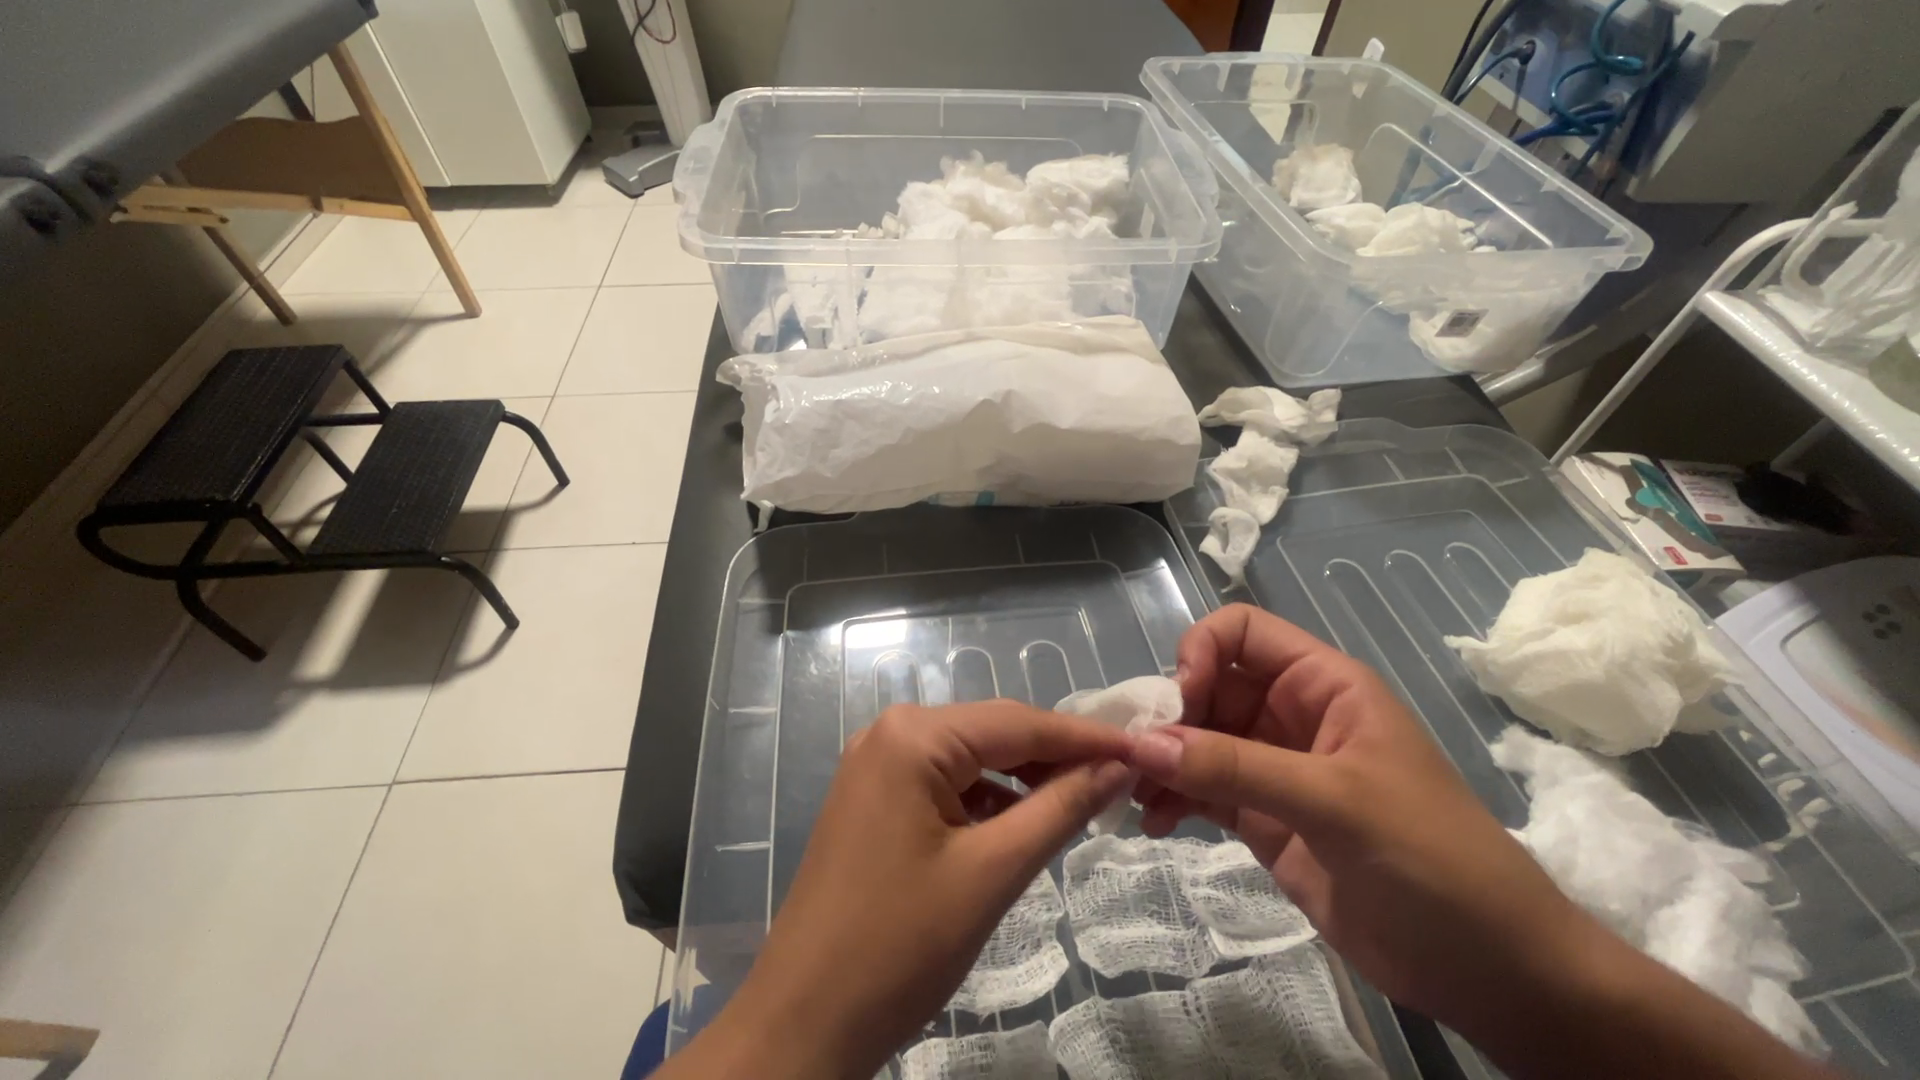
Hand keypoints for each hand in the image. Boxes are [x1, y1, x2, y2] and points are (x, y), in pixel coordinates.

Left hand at [661, 700, 1133, 1079]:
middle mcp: (889, 734)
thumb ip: (1061, 808)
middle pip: (993, 734)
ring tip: (1083, 805)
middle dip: (1057, 758)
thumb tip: (1120, 765)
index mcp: (913, 737)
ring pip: (970, 760)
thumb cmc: (902, 944)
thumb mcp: (993, 872)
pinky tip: (1022, 825)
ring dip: (1024, 781)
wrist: (805, 1019)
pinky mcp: (872, 802)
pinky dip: (987, 801)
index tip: (1146, 748)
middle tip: (1124, 780)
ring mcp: (874, 768)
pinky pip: (944, 785)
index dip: (1087, 738)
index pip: (1019, 722)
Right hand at [1133, 605, 1839, 1079]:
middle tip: (1134, 761)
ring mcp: (1277, 771)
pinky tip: (1152, 823)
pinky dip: (1172, 800)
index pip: (1243, 633)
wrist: (1490, 969)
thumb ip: (1235, 768)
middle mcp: (1294, 717)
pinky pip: (1203, 792)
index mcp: (1325, 686)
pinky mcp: (1265, 822)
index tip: (1175, 704)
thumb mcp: (1334, 802)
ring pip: (1198, 742)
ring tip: (1133, 798)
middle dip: (1168, 716)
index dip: (1200, 653)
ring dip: (1161, 761)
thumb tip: (1140, 744)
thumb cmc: (1431, 859)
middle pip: (1209, 687)